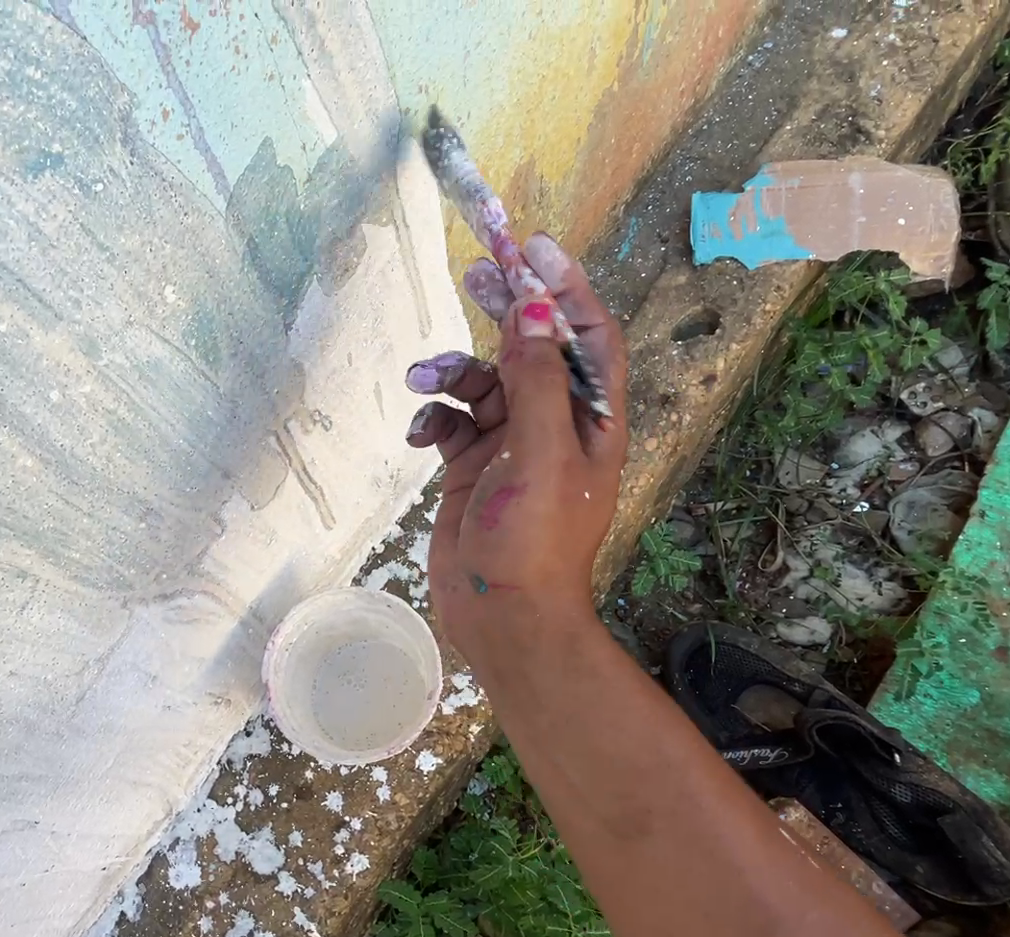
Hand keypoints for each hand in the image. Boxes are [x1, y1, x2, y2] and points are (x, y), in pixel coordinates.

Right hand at [403, 233, 629, 664]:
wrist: (499, 614)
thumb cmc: (533, 540)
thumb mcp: (539, 454)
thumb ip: (534, 380)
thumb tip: (532, 307)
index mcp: (590, 419)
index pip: (585, 337)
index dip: (565, 289)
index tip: (532, 248)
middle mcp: (554, 424)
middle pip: (531, 349)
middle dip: (505, 311)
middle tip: (474, 272)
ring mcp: (509, 445)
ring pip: (482, 384)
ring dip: (451, 374)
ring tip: (421, 379)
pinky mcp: (471, 467)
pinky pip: (452, 422)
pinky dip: (433, 417)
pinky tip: (419, 431)